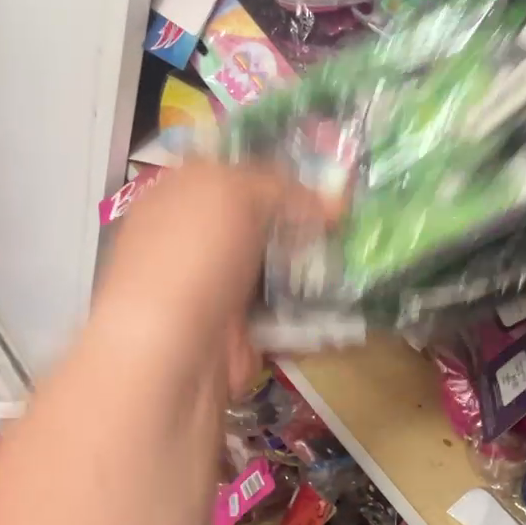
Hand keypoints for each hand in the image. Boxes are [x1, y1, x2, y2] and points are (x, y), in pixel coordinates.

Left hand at [94, 162, 323, 396]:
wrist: (172, 351)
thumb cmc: (192, 256)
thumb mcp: (236, 194)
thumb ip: (281, 188)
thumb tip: (328, 203)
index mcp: (177, 195)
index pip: (230, 173)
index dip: (276, 173)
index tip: (323, 180)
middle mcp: (192, 243)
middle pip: (256, 224)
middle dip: (300, 221)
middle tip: (346, 220)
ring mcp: (214, 292)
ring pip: (273, 271)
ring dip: (311, 268)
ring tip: (353, 258)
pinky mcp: (236, 336)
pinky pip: (281, 318)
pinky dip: (310, 314)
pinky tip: (343, 302)